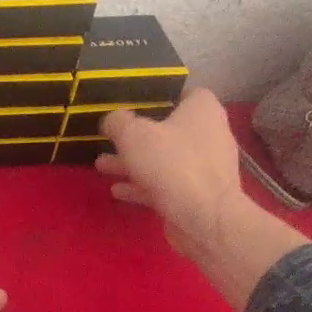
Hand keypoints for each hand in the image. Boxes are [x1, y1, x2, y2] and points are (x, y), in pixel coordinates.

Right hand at [96, 88, 251, 260]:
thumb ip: (118, 122)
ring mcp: (205, 166)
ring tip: (102, 166)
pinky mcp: (198, 193)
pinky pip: (166, 183)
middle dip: (137, 136)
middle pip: (168, 129)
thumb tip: (112, 119)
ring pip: (164, 158)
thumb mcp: (133, 135)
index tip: (131, 107)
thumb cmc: (171, 165)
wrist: (204, 217)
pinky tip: (118, 190)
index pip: (182, 93)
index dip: (156, 98)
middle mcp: (209, 134)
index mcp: (202, 110)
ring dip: (133, 162)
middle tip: (110, 140)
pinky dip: (143, 185)